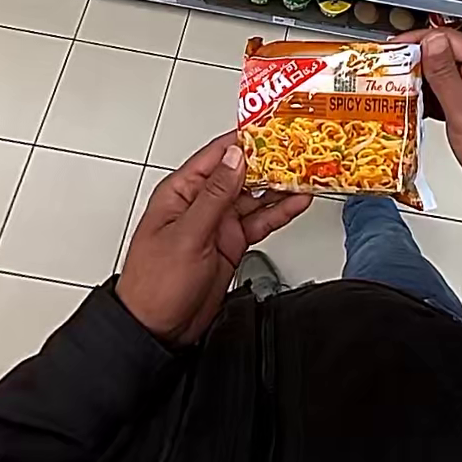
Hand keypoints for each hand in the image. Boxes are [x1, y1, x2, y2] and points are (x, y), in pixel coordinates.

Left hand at [116, 132, 312, 344]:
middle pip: (241, 173)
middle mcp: (202, 202)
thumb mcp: (186, 234)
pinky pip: (260, 221)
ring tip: (306, 175)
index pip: (217, 155)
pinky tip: (296, 204)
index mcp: (183, 191)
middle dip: (270, 162)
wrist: (157, 332)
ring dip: (280, 187)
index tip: (270, 129)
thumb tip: (234, 158)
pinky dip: (279, 213)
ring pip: (255, 196)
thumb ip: (214, 195)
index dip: (244, 140)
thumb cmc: (155, 284)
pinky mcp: (232, 242)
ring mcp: (219, 222)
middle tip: (299, 151)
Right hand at [397, 29, 461, 232]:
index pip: (449, 39)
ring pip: (443, 78)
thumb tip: (430, 42)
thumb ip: (444, 75)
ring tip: (393, 87)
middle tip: (388, 70)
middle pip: (444, 56)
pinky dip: (428, 100)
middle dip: (415, 62)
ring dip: (419, 83)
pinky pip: (445, 97)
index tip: (393, 48)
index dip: (418, 42)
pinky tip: (410, 106)